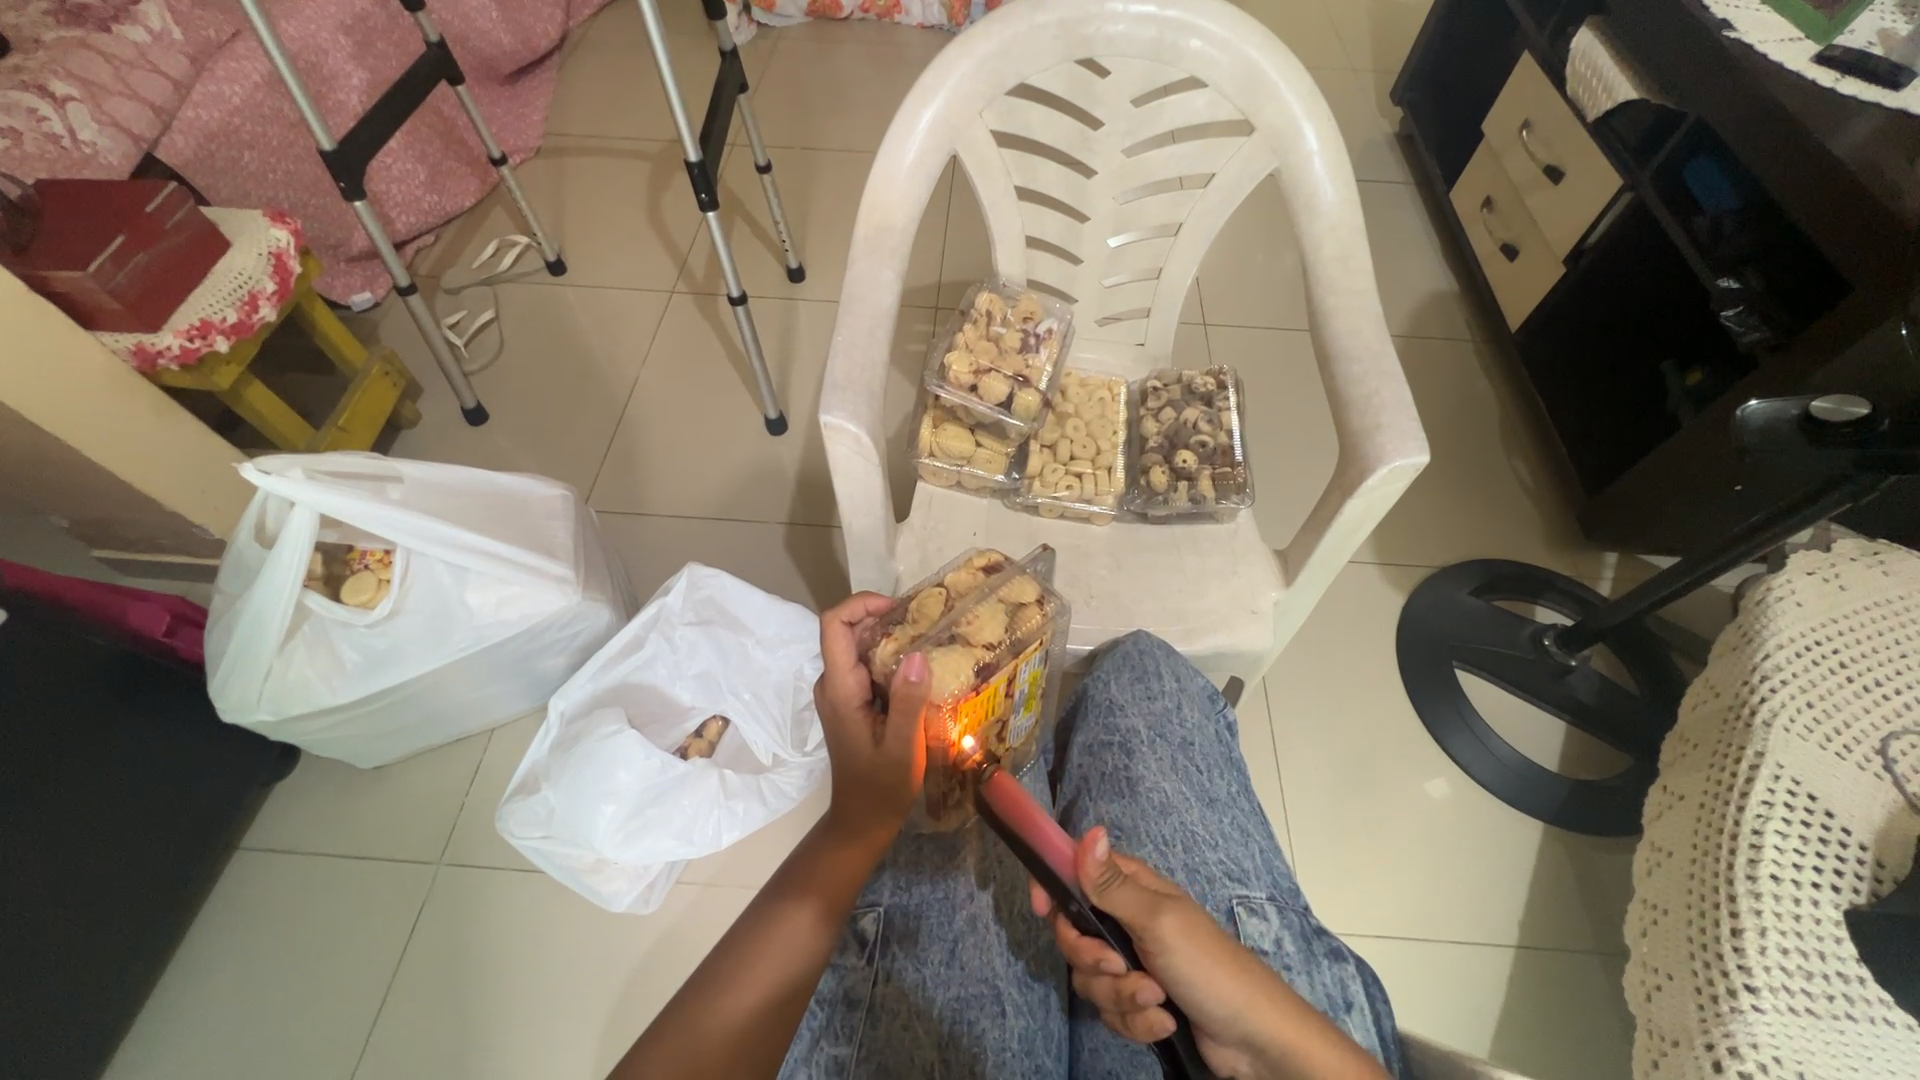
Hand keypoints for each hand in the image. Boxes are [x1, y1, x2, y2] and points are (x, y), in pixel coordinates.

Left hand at [813, 593, 931, 843]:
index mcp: (840, 689)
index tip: (900, 609)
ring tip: (930, 641)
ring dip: (891, 637)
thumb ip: (907, 701)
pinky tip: (921, 669)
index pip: (834, 625)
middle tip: (927, 624)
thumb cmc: (882, 787)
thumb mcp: (903, 747)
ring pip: (860, 646)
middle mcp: (833, 683)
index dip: (862, 604)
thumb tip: (917, 654)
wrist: (862, 820)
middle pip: (849, 630)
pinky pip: (867, 665)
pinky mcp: (852, 700)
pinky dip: (891, 657)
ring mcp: (840, 692)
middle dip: (885, 618)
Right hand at [1031, 828, 1294, 1078]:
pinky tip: (1164, 1021)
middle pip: (1074, 932)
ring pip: (1091, 978)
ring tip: (1158, 999)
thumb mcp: (1158, 920)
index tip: (1041, 909)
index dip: (1053, 887)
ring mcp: (1133, 962)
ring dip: (1122, 997)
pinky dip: (1135, 1021)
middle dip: (1093, 960)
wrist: (1253, 1040)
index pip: (1076, 871)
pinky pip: (1111, 1010)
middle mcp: (1126, 920)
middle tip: (1120, 966)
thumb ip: (1112, 884)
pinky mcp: (1139, 1000)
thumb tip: (1088, 830)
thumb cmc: (1208, 966)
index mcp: (1131, 887)